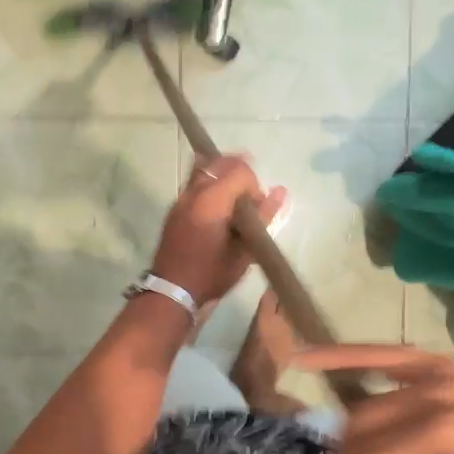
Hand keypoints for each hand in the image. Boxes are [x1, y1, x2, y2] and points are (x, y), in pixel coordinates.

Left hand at [150, 155, 287, 304]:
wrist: (172, 290)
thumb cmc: (212, 274)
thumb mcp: (245, 252)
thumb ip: (264, 217)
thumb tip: (281, 191)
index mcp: (212, 202)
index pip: (240, 170)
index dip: (254, 185)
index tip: (257, 208)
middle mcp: (194, 192)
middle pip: (222, 162)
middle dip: (241, 176)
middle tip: (249, 202)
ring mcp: (181, 197)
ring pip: (206, 167)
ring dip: (225, 177)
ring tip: (235, 202)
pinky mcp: (176, 205)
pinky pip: (195, 180)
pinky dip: (211, 184)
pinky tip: (219, 205)